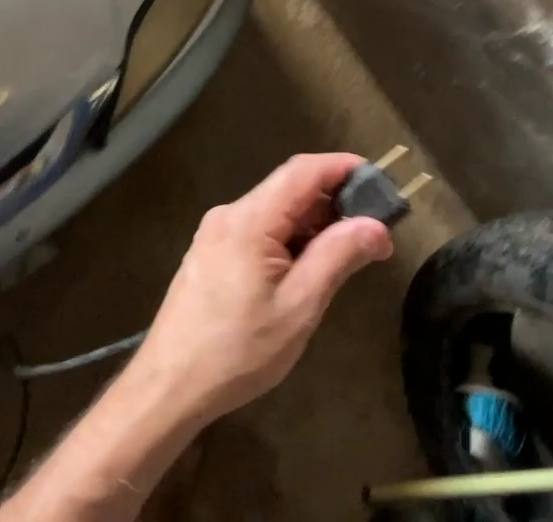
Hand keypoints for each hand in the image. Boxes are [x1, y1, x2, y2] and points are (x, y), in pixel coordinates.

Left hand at [124, 153, 393, 422]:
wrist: (170, 385)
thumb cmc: (238, 350)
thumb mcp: (299, 306)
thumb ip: (338, 257)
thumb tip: (376, 226)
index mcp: (249, 219)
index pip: (302, 171)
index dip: (342, 167)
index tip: (381, 181)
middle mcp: (228, 215)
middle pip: (288, 189)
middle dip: (333, 201)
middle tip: (375, 232)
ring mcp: (215, 234)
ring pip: (274, 211)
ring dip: (312, 223)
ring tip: (349, 253)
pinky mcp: (210, 254)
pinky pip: (257, 231)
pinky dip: (289, 238)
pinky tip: (308, 267)